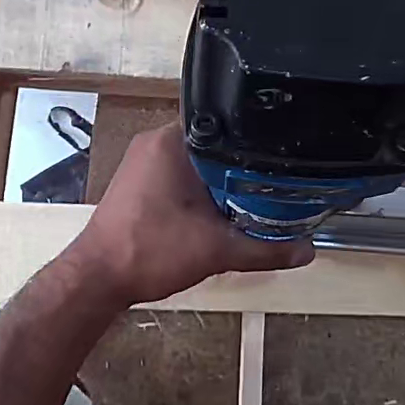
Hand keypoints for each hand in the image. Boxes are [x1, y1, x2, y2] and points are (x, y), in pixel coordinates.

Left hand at [58, 124, 314, 305]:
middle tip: (278, 177)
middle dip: (245, 162)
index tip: (284, 152)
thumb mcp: (218, 250)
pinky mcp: (141, 181)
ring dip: (225, 177)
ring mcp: (145, 161)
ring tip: (258, 191)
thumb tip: (307, 252)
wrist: (96, 282)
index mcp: (173, 142)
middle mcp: (156, 142)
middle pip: (217, 143)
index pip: (229, 123)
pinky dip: (205, 187)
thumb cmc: (149, 253)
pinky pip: (184, 173)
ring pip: (201, 160)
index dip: (259, 138)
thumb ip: (267, 249)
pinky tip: (224, 206)